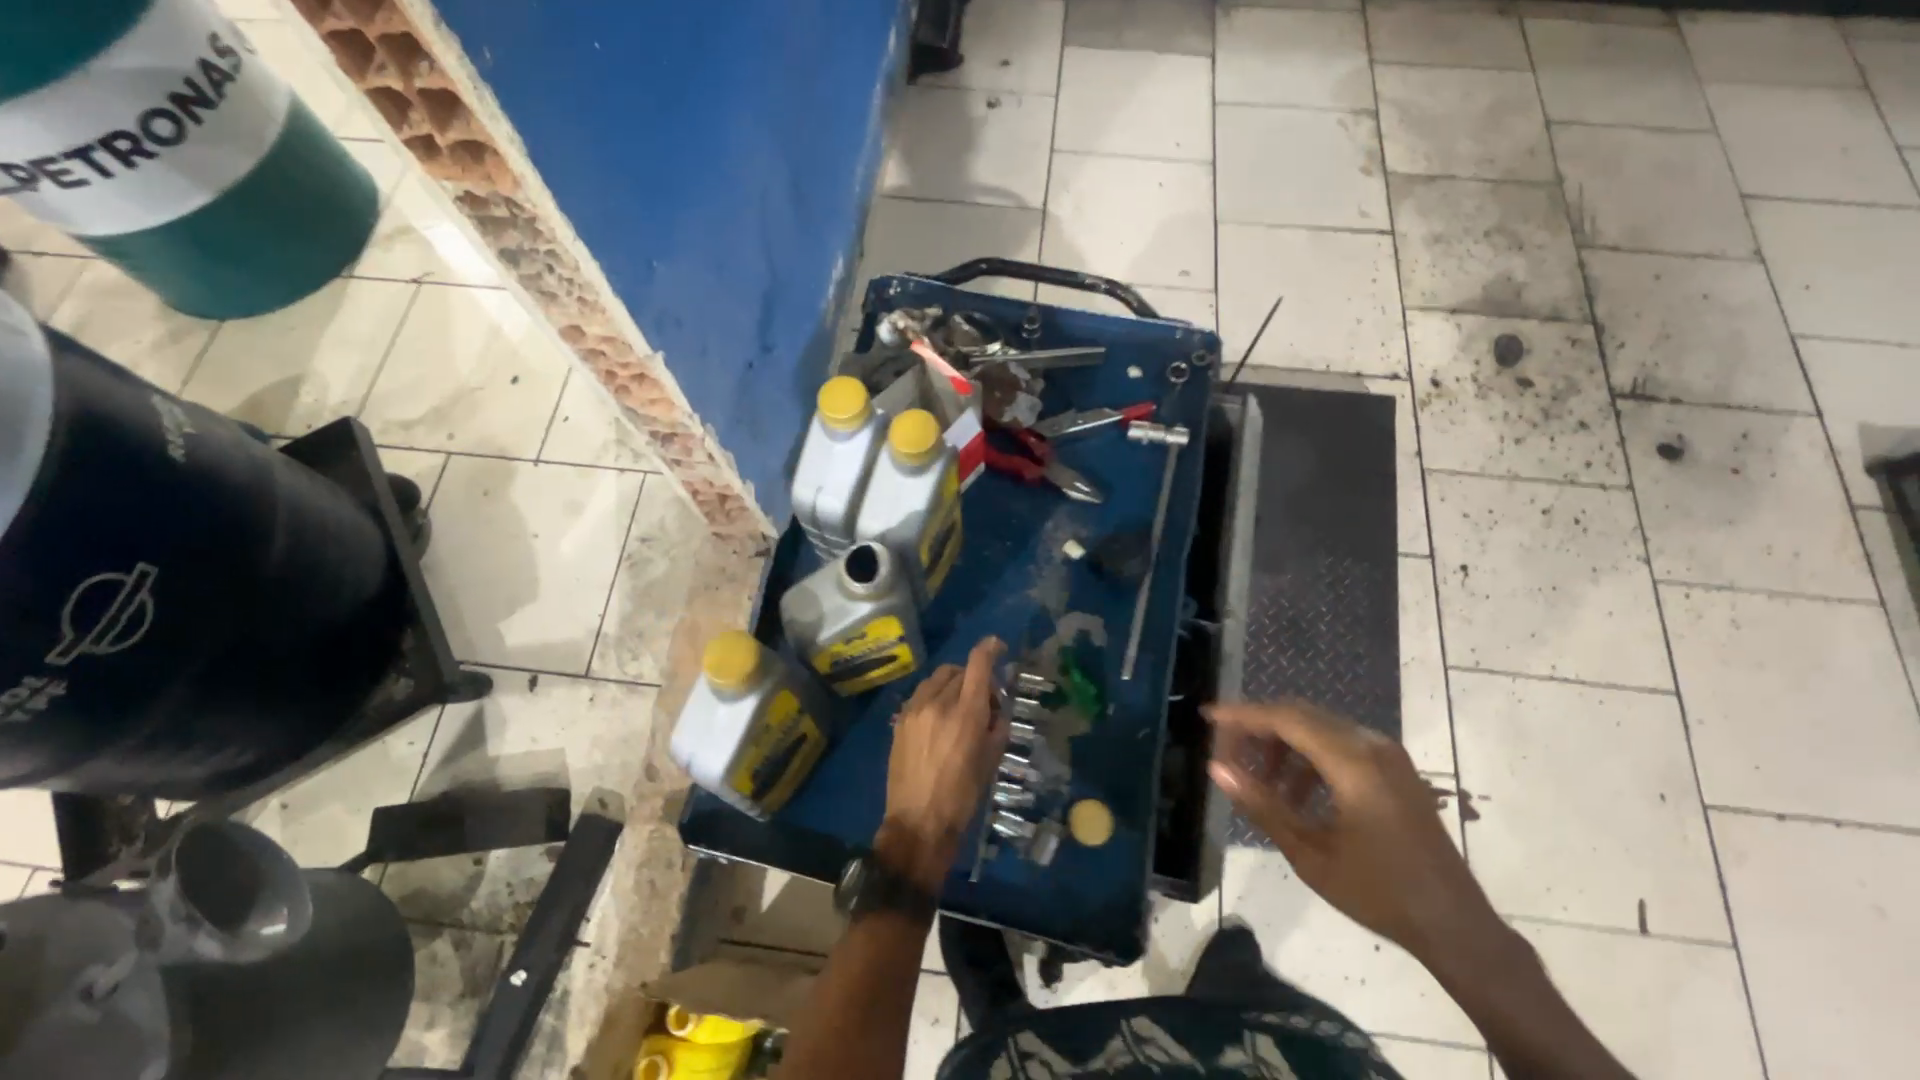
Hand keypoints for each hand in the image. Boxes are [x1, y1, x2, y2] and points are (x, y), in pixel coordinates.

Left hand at [881, 637, 1007, 888]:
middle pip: (958, 670)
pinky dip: (934, 697)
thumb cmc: (962, 796)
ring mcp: (915, 710)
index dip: (990, 648)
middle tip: (984, 701)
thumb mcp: (991, 761)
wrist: (918, 822)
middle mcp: (939, 703)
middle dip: (974, 678)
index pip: (978, 664)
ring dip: (952, 684)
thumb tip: (996, 709)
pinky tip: (938, 718)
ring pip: (937, 679)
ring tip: (959, 707)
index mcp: (967, 714)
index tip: (998, 646)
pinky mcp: (900, 721)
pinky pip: (920, 695)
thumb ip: (997, 726)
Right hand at [1206, 701, 1499, 963]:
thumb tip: (1218, 769)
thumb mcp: (1310, 852)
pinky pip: (1343, 747)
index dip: (1243, 715)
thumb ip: (1262, 805)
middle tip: (1228, 754)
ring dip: (1285, 747)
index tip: (1208, 718)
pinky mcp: (1397, 772)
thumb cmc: (1377, 892)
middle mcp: (1373, 747)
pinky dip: (1310, 759)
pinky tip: (1297, 797)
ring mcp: (1389, 757)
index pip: (1286, 719)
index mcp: (1353, 763)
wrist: (1452, 923)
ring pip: (1322, 730)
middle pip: (1303, 716)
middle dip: (1260, 729)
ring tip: (1259, 784)